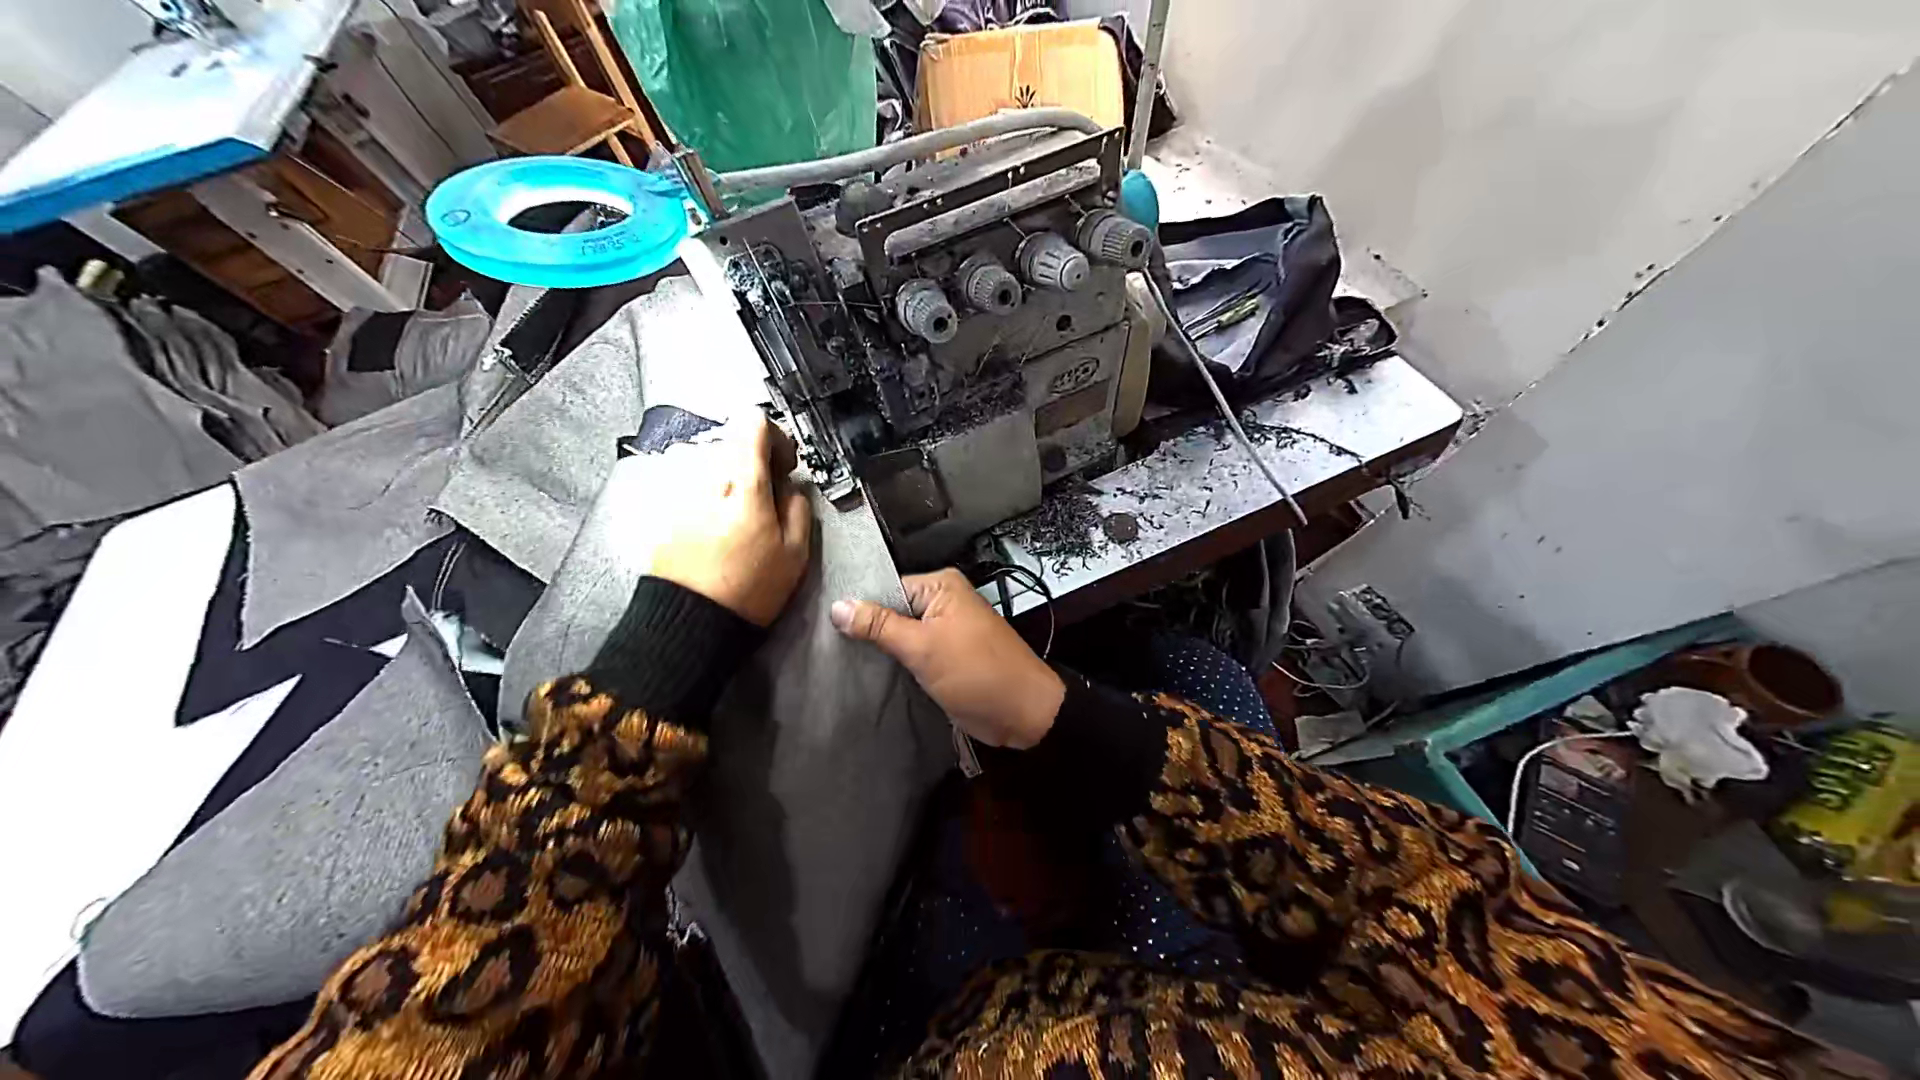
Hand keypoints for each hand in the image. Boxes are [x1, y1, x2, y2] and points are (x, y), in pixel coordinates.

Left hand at [649, 417, 812, 626]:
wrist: (689, 619)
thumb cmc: (745, 589)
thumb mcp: (795, 553)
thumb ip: (799, 508)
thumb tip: (791, 491)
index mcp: (743, 481)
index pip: (755, 424)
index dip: (777, 438)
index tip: (785, 464)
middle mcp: (707, 477)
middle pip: (732, 440)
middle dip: (754, 459)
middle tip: (769, 492)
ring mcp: (681, 491)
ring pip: (711, 462)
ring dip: (731, 477)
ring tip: (743, 513)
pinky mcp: (665, 509)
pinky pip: (693, 485)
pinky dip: (710, 495)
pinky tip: (719, 527)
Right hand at [831, 568, 1063, 748]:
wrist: (1022, 713)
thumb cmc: (977, 673)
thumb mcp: (922, 647)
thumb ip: (879, 626)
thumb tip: (837, 606)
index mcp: (940, 585)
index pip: (885, 586)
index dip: (858, 605)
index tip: (822, 621)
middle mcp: (942, 601)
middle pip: (891, 609)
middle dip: (865, 627)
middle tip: (824, 643)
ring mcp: (943, 630)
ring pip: (899, 633)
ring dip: (878, 648)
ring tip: (838, 658)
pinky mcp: (943, 656)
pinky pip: (911, 652)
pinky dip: (893, 661)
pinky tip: (864, 671)